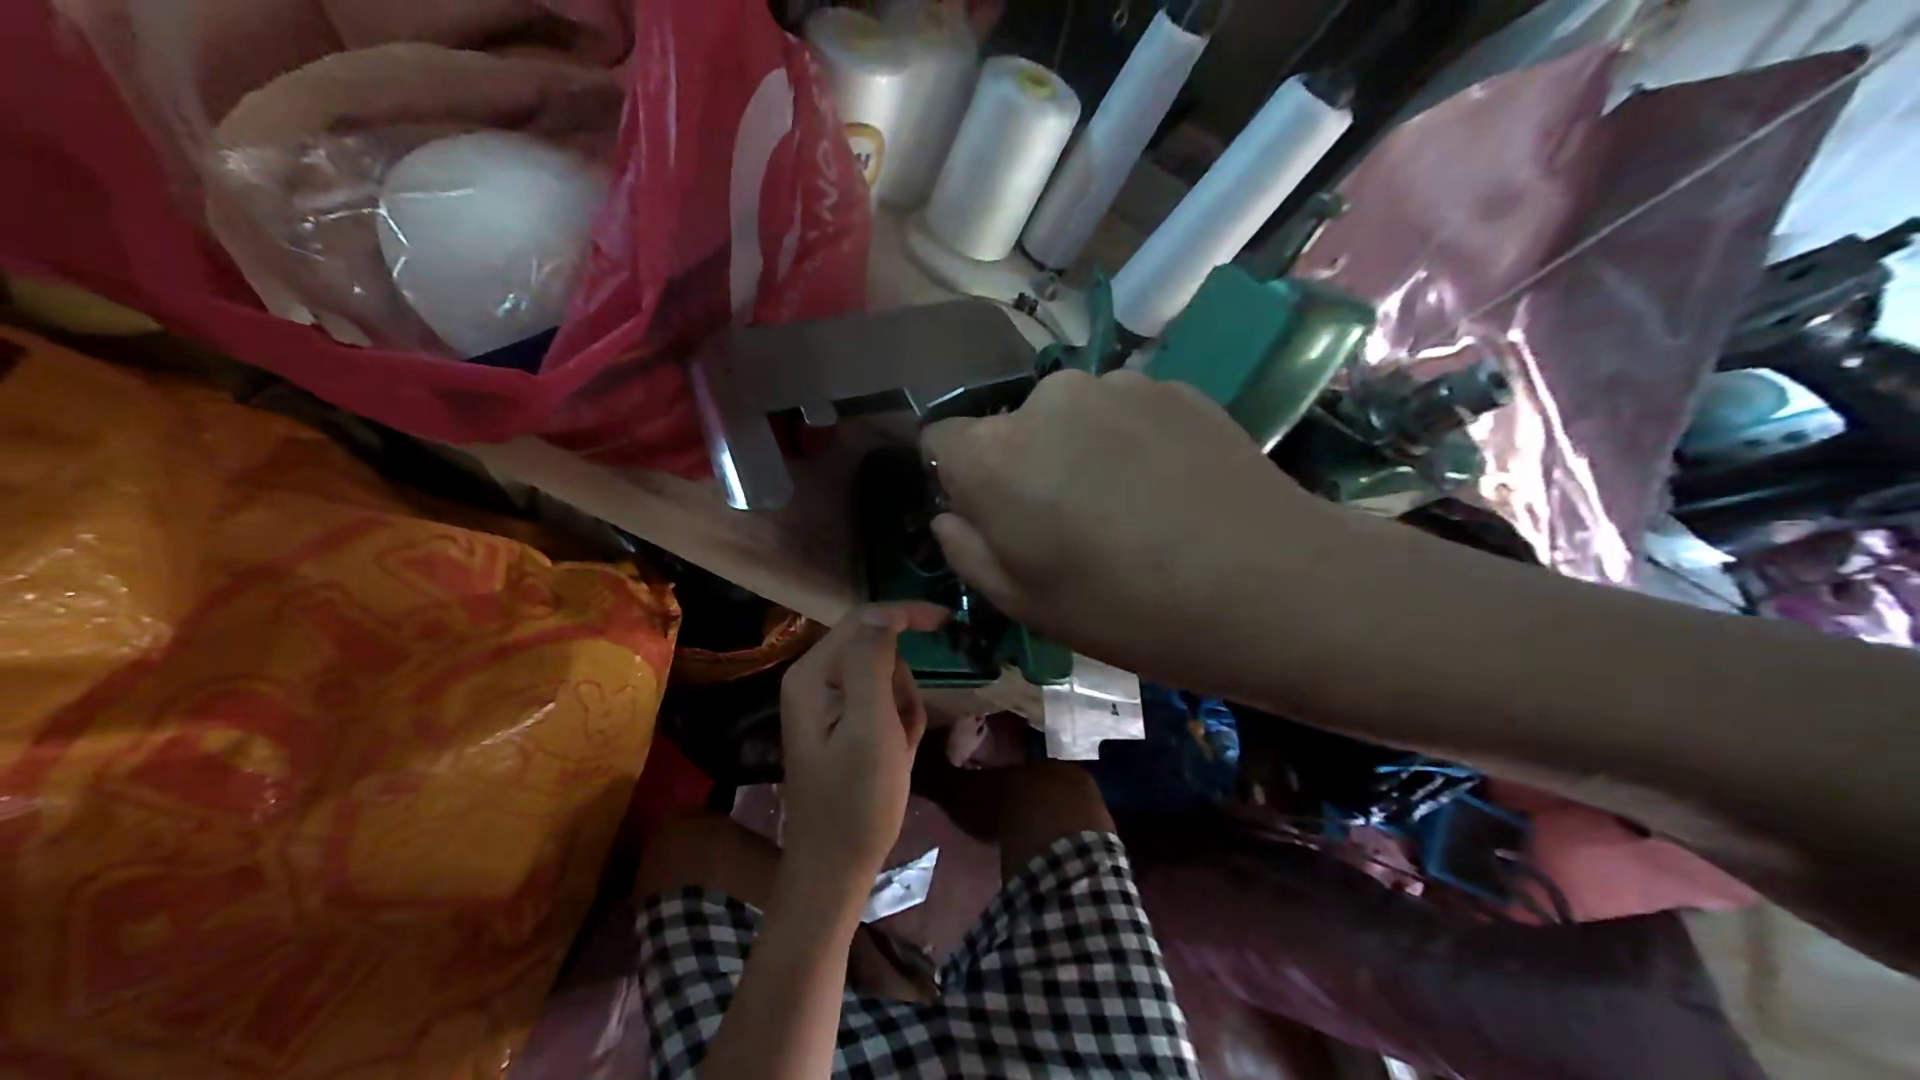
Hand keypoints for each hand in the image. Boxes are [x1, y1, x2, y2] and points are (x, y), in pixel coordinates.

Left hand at [779, 603, 948, 888]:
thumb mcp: (870, 728)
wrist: (836, 865)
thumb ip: (872, 664)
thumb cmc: (856, 800)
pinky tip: (894, 755)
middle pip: (877, 649)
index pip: (864, 620)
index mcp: (814, 675)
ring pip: (887, 677)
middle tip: (902, 727)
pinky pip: (883, 703)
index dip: (906, 614)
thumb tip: (881, 614)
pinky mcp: (842, 723)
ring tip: (898, 748)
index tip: (948, 621)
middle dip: (902, 683)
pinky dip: (898, 724)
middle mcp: (815, 680)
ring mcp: (827, 703)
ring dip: (903, 707)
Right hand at [921, 369, 1347, 685]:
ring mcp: (1116, 384)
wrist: (1269, 586)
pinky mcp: (1174, 384)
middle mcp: (1046, 399)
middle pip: (1011, 429)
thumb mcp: (1025, 604)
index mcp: (994, 455)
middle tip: (1072, 522)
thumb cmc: (1127, 610)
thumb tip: (953, 514)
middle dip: (1025, 467)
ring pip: (1070, 417)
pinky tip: (1171, 487)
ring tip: (1130, 505)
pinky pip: (1125, 411)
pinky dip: (1131, 441)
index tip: (995, 516)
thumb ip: (968, 550)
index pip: (940, 441)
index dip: (960, 480)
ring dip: (1080, 450)